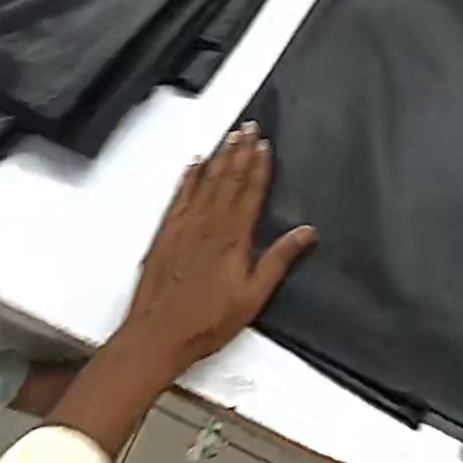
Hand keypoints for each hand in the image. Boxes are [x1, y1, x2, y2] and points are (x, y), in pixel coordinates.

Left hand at [116, 121, 317, 376]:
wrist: (155, 336)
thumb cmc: (207, 321)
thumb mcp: (253, 296)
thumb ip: (279, 260)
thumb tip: (307, 231)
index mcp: (234, 235)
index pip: (251, 190)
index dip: (260, 165)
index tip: (265, 144)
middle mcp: (210, 222)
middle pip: (230, 177)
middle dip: (242, 149)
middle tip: (250, 126)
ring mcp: (186, 224)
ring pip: (207, 180)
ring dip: (221, 155)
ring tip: (231, 135)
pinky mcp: (166, 232)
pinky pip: (180, 195)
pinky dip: (189, 176)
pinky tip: (196, 163)